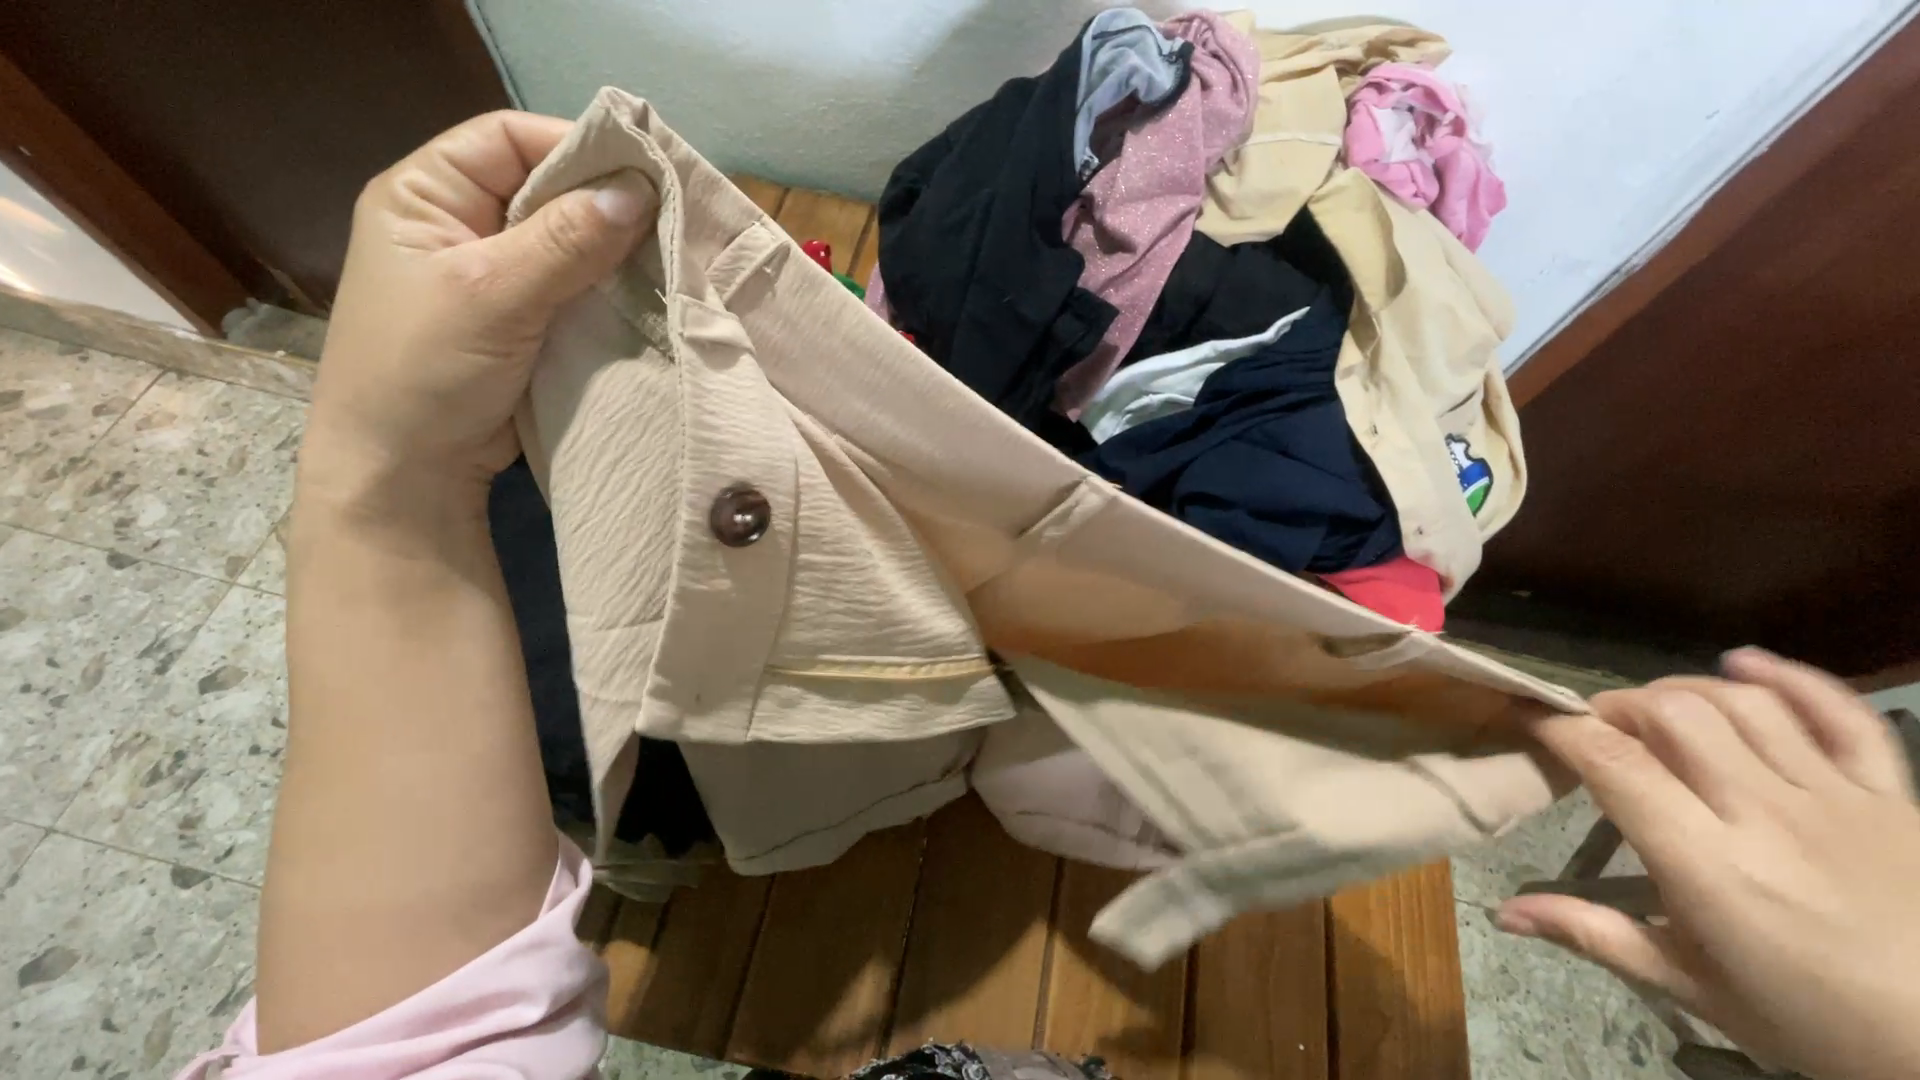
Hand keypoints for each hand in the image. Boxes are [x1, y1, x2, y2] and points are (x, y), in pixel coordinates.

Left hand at [300, 110, 652, 520]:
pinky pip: (578, 289)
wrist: (411, 472)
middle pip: (545, 189)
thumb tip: (638, 190)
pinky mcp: (527, 322)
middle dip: (606, 202)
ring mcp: (497, 277)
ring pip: (569, 243)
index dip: (574, 146)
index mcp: (426, 195)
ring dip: (616, 252)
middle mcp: (462, 226)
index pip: (508, 139)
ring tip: (671, 256)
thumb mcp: (491, 295)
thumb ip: (565, 241)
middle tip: (672, 217)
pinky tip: (650, 294)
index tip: (643, 172)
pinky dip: (612, 290)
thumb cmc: (424, 371)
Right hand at [1501, 649, 1919, 1079]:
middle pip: (1671, 714)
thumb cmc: (1811, 1020)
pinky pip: (1843, 716)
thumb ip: (1592, 935)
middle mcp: (1765, 815)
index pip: (1613, 762)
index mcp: (1707, 864)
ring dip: (1682, 691)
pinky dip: (1792, 678)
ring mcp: (1836, 800)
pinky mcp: (1893, 798)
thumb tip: (1503, 914)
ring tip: (1654, 711)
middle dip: (1614, 706)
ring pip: (1743, 703)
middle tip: (1594, 729)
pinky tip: (1745, 664)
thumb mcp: (1689, 985)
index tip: (1528, 718)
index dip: (1558, 726)